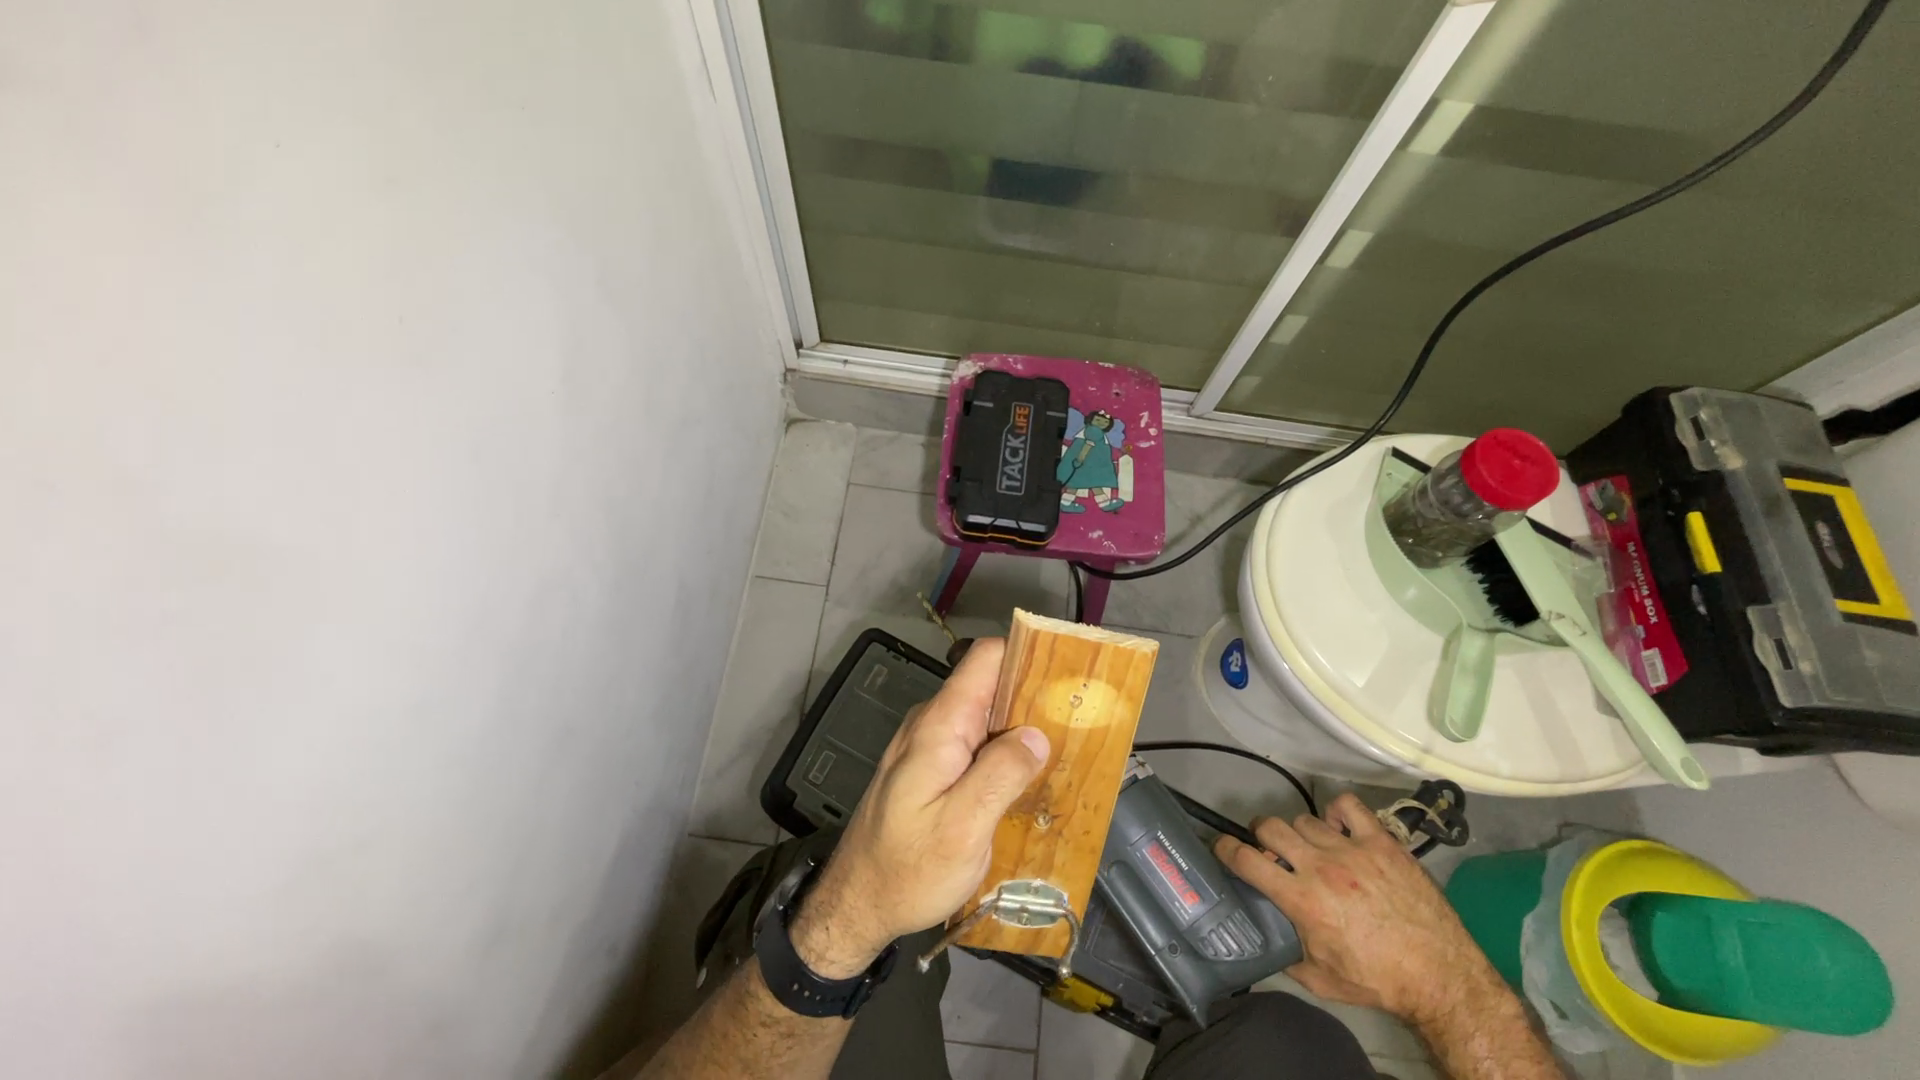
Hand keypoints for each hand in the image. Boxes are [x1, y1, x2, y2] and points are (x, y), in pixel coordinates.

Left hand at [791, 638, 1050, 978]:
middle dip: (1036, 696)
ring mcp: (930, 747)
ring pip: (987, 717)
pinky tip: (1032, 777)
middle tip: (1082, 722)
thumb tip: (1038, 733)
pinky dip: (1006, 753)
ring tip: (1069, 749)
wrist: (857, 905)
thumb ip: (1000, 774)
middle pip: (991, 686)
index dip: (1027, 654)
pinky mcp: (932, 770)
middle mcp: (933, 725)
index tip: (1070, 673)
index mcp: (939, 726)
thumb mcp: (962, 829)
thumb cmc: (908, 871)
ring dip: (1024, 728)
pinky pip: (976, 745)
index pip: (985, 659)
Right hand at [1214, 793, 1498, 1025]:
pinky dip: (1336, 813)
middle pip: (1270, 827)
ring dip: (1299, 834)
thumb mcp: (1317, 979)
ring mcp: (1353, 850)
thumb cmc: (1377, 980)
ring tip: (1310, 849)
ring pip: (1304, 819)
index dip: (1224, 849)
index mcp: (1301, 899)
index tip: (1222, 850)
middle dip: (1260, 836)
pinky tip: (1339, 831)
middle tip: (1269, 851)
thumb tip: (1264, 937)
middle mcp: (1321, 867)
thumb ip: (1283, 953)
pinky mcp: (1383, 842)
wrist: (1440, 976)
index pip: (1244, 858)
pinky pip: (1348, 806)